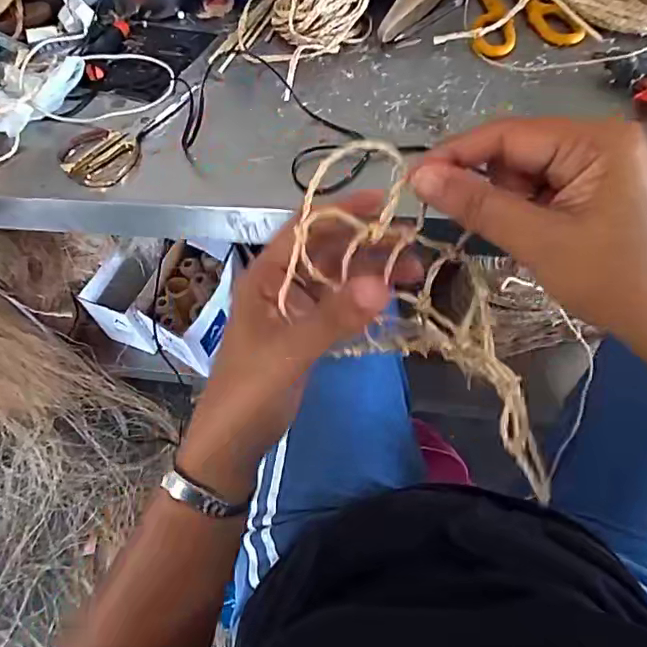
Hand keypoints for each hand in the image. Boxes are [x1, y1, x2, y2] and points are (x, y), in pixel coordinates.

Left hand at [179, 191, 420, 500]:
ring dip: (374, 269)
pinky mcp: (308, 331)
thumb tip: (383, 283)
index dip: (343, 209)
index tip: (385, 201)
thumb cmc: (249, 391)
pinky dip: (366, 298)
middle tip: (414, 241)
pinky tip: (393, 297)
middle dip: (369, 241)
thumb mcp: (290, 352)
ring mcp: (296, 308)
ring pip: (340, 276)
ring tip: (415, 270)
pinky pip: (342, 303)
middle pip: (330, 249)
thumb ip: (334, 318)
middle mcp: (282, 283)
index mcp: (267, 275)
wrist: (232, 444)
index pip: (306, 227)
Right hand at [409, 118, 646, 345]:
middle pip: (519, 152)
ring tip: (524, 242)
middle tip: (479, 227)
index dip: (457, 155)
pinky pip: (549, 188)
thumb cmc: (614, 282)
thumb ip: (478, 204)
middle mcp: (602, 139)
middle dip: (493, 187)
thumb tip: (420, 176)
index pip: (509, 134)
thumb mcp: (539, 242)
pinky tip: (538, 239)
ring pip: (530, 172)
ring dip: (512, 204)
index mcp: (596, 140)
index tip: (414, 177)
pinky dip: (530, 212)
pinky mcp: (604, 187)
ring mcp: (606, 163)